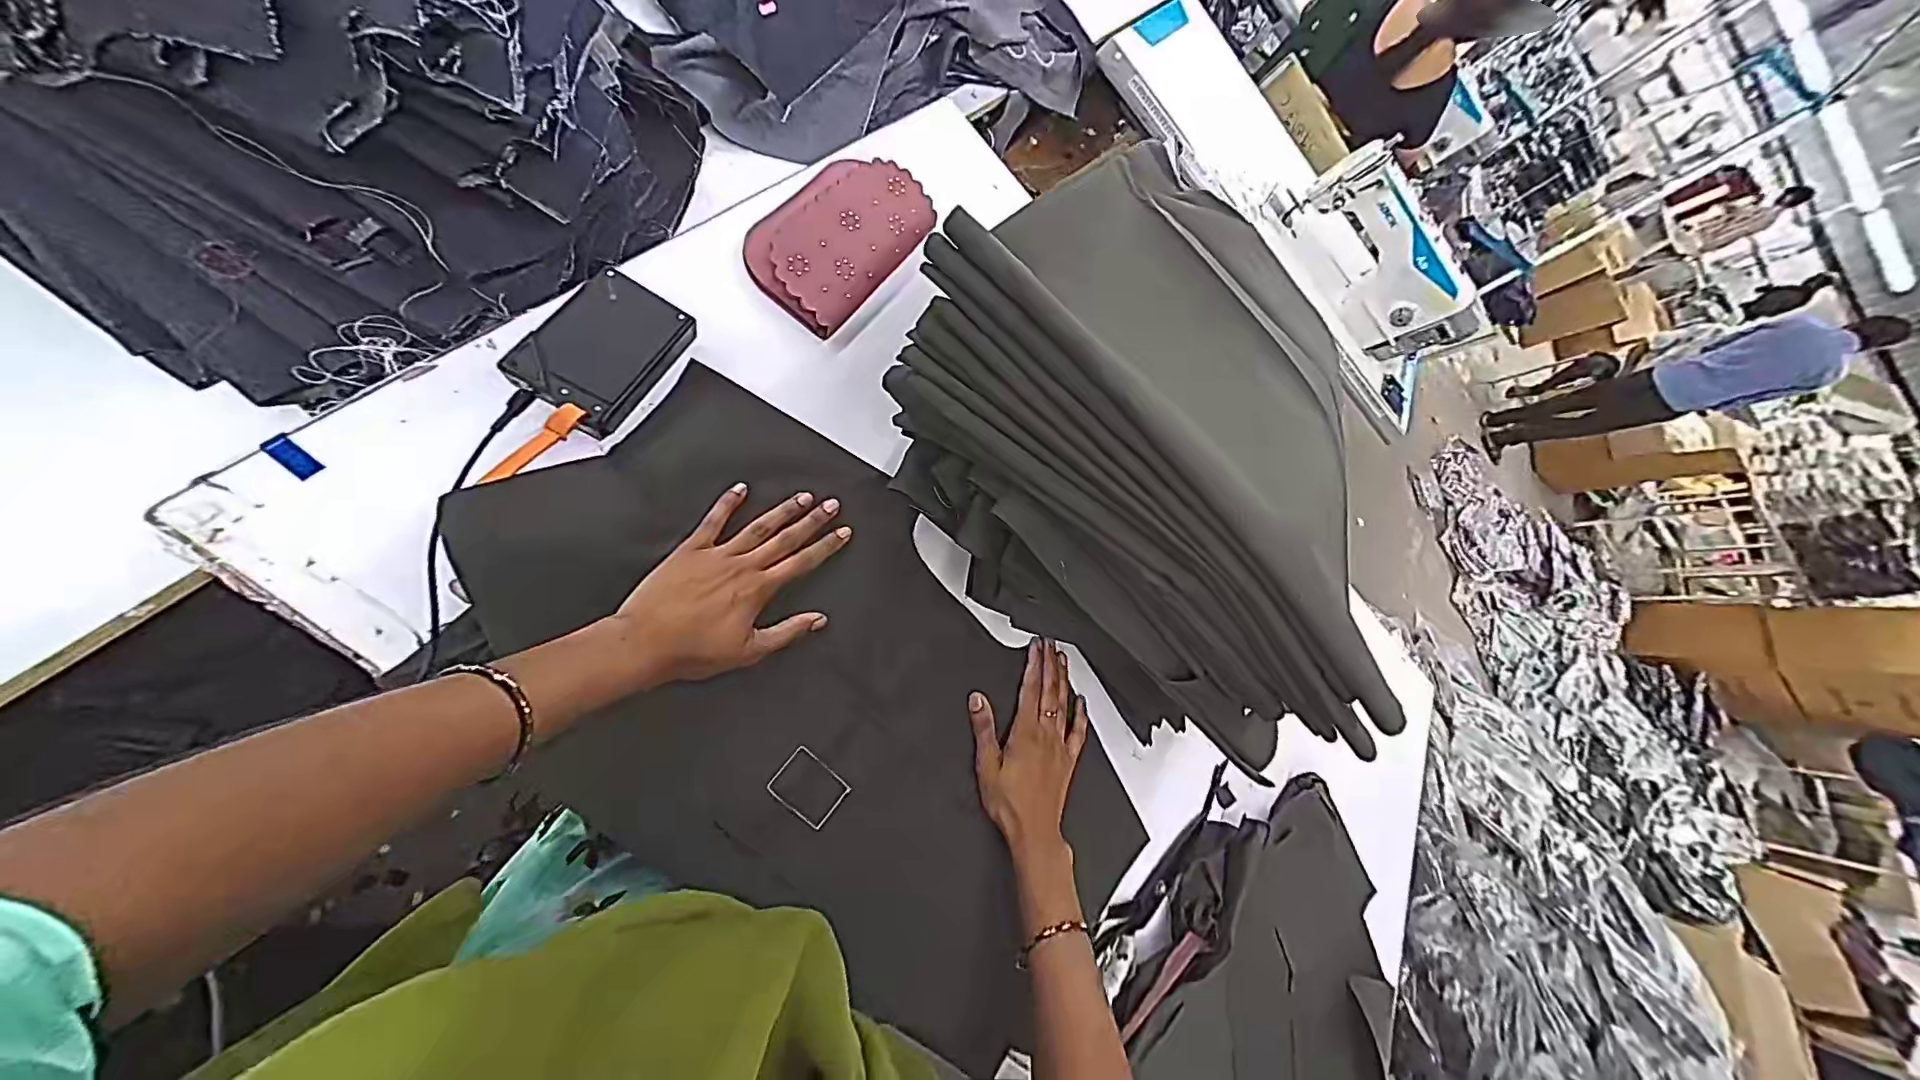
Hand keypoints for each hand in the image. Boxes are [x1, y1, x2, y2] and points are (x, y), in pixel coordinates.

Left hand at [610, 484, 850, 684]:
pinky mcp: (690, 550)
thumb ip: (787, 632)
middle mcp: (741, 567)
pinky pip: (713, 521)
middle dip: (812, 521)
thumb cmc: (691, 650)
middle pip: (786, 538)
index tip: (840, 534)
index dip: (825, 546)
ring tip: (801, 498)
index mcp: (757, 590)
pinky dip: (727, 503)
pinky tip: (740, 490)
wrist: (644, 643)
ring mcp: (716, 555)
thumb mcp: (749, 651)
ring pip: (758, 526)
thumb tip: (815, 620)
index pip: (802, 562)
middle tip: (830, 505)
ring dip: (782, 510)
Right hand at [968, 640, 1088, 866]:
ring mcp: (1060, 747)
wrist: (1034, 831)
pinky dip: (1081, 714)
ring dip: (1064, 681)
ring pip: (1064, 705)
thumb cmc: (1009, 804)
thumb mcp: (986, 765)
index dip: (1034, 664)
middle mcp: (1046, 736)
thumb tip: (978, 701)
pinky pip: (1078, 732)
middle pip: (1050, 691)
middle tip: (1050, 645)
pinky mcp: (1068, 761)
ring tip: (1063, 662)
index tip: (1036, 647)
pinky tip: (1082, 702)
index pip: (1031, 689)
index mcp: (1026, 733)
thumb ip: (983, 729)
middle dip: (1050, 665)